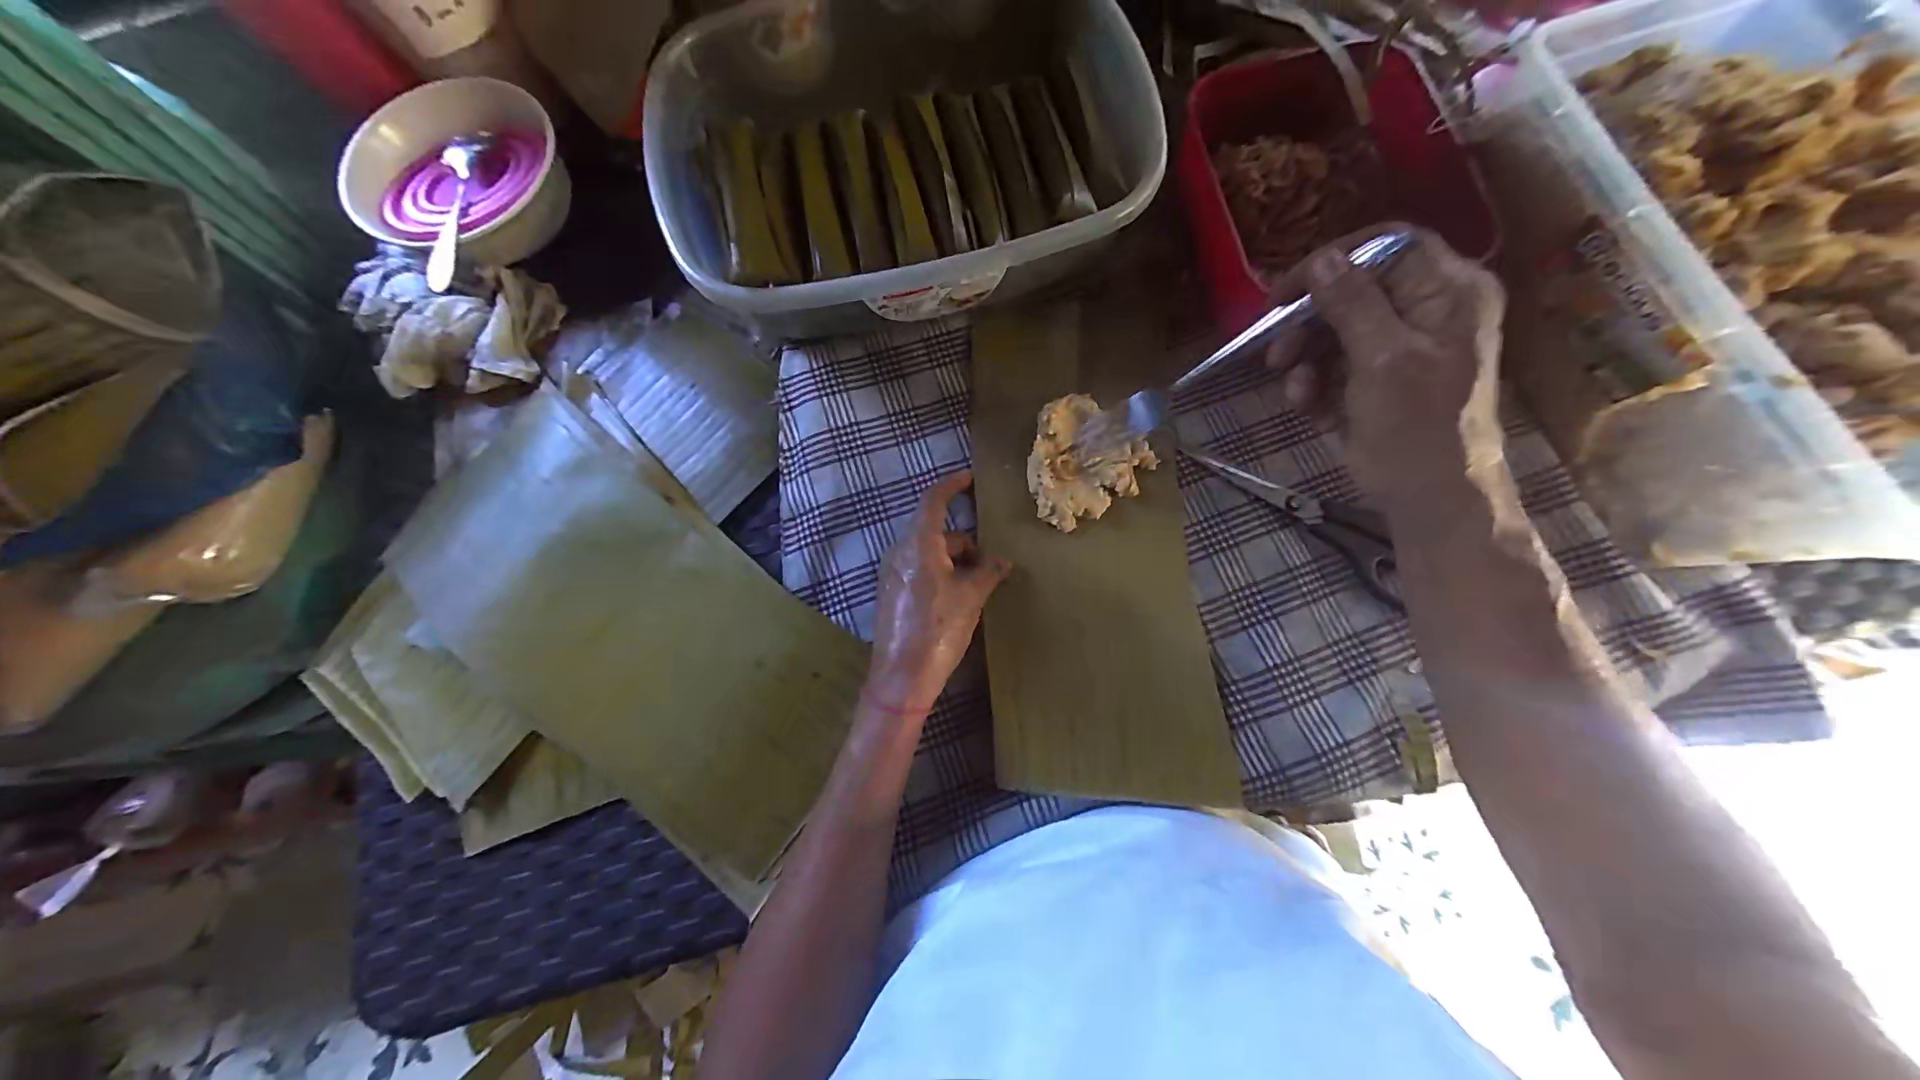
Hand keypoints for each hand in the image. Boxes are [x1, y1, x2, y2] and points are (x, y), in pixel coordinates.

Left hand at [865, 470, 1011, 714]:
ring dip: (954, 558)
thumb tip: (1002, 561)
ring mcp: (891, 572)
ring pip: (927, 551)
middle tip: (990, 557)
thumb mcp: (971, 597)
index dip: (952, 484)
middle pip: (933, 529)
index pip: (933, 499)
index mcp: (918, 543)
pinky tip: (957, 596)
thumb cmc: (938, 629)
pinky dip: (940, 571)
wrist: (902, 675)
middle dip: (964, 538)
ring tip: (979, 582)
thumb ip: (988, 572)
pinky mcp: (890, 592)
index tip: (971, 478)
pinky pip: (918, 568)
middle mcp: (899, 551)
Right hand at [1265, 225, 1506, 498]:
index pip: (1387, 245)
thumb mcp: (1382, 359)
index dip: (1333, 261)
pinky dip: (1315, 382)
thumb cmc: (1416, 427)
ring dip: (1306, 357)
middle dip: (1309, 321)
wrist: (1431, 497)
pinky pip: (1337, 363)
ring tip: (1293, 389)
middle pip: (1355, 289)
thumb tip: (1322, 259)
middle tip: (1276, 350)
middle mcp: (1429, 310)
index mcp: (1449, 292)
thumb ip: (1353, 303)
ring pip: (1338, 329)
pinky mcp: (1380, 378)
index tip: (1285, 293)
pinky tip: (1305, 406)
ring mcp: (1404, 346)